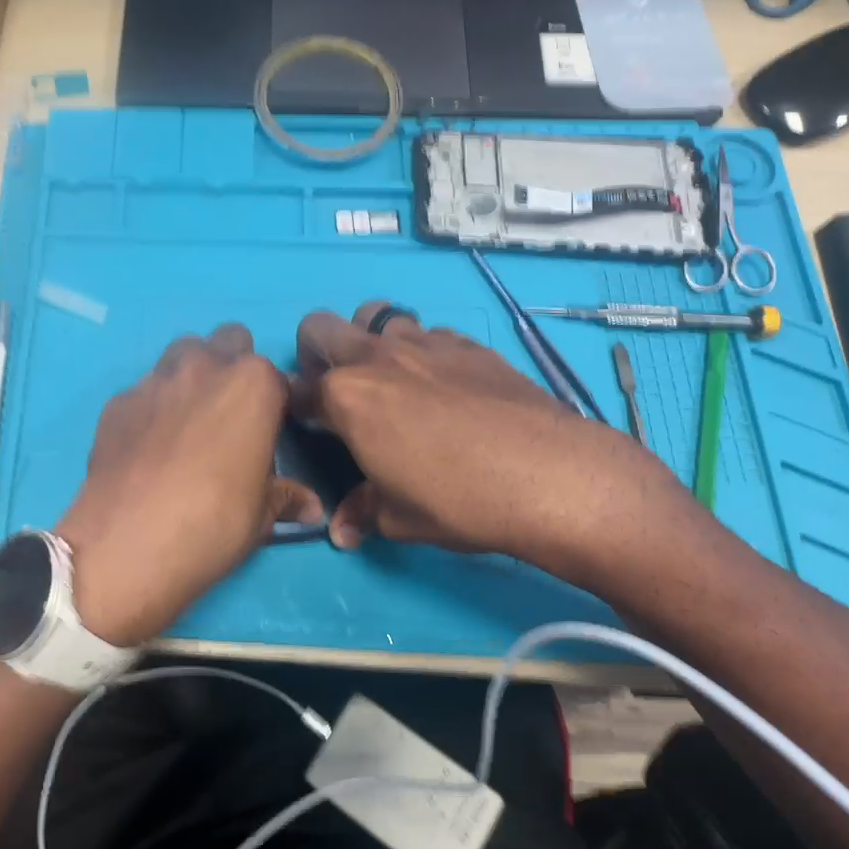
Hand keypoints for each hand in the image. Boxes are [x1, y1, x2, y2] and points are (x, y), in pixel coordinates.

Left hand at [58, 325, 322, 646]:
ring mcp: (155, 380)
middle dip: (232, 367)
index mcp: (253, 383)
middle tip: (228, 415)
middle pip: (227, 342)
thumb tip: (312, 508)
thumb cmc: (214, 522)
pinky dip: (151, 408)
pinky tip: (147, 446)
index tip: (269, 432)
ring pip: (180, 355)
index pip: (277, 377)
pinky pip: (143, 391)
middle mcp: (204, 367)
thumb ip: (287, 497)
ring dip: (190, 376)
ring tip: (187, 423)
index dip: (275, 403)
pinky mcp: (118, 401)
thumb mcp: (263, 514)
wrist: (128, 542)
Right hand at [292, 304, 689, 583]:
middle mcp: (377, 357)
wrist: (553, 476)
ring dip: (369, 341)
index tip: (308, 427)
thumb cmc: (460, 502)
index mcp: (346, 397)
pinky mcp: (468, 344)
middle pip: (320, 328)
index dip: (295, 409)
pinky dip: (421, 350)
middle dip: (315, 354)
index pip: (297, 390)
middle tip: (338, 391)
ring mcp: (426, 343)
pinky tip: (443, 385)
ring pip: (377, 316)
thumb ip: (361, 512)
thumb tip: (341, 532)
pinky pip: (427, 332)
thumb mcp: (399, 517)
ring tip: (390, 379)